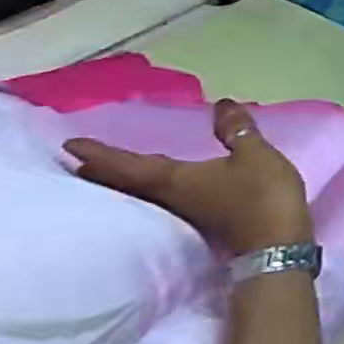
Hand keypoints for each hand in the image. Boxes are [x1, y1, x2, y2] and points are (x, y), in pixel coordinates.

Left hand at [64, 99, 312, 253]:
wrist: (274, 239)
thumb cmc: (260, 192)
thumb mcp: (255, 154)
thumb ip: (237, 130)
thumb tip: (222, 104)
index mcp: (172, 178)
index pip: (126, 164)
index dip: (99, 153)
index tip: (69, 145)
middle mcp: (167, 196)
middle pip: (125, 183)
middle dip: (102, 171)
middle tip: (80, 160)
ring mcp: (181, 210)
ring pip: (139, 193)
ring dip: (121, 182)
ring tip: (109, 172)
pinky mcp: (197, 217)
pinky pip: (158, 199)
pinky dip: (146, 189)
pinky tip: (155, 186)